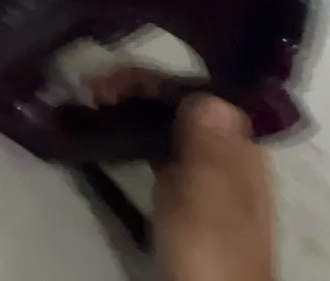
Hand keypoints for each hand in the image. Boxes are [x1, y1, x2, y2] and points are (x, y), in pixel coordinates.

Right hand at [87, 69, 274, 280]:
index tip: (113, 77)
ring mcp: (203, 172)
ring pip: (167, 120)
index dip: (158, 78)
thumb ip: (211, 154)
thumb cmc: (208, 252)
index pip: (203, 92)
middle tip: (90, 88)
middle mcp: (225, 155)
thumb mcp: (207, 203)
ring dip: (130, 103)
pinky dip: (131, 127)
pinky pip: (157, 142)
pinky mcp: (182, 189)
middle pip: (183, 103)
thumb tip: (211, 97)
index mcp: (240, 154)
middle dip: (136, 87)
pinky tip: (106, 128)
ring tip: (90, 99)